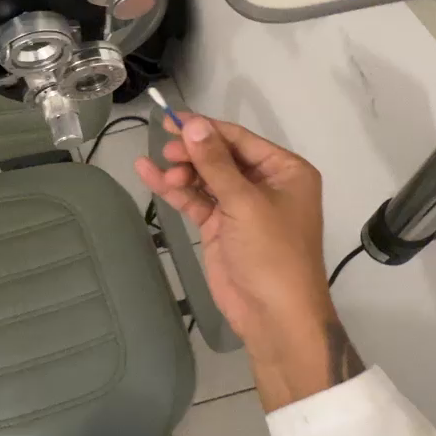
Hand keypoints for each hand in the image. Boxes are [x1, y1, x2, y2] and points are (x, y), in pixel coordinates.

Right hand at [136, 113, 354, 409]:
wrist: (274, 315)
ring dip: (182, 171)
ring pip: (205, 178)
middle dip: (193, 152)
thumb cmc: (272, 253)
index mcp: (285, 171)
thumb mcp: (245, 203)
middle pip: (221, 157)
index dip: (207, 129)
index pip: (240, 140)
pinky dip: (175, 190)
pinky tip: (150, 176)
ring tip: (160, 169)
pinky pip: (196, 200)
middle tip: (166, 149)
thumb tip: (192, 125)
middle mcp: (264, 184)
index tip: (173, 120)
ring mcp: (240, 206)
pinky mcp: (220, 227)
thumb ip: (215, 163)